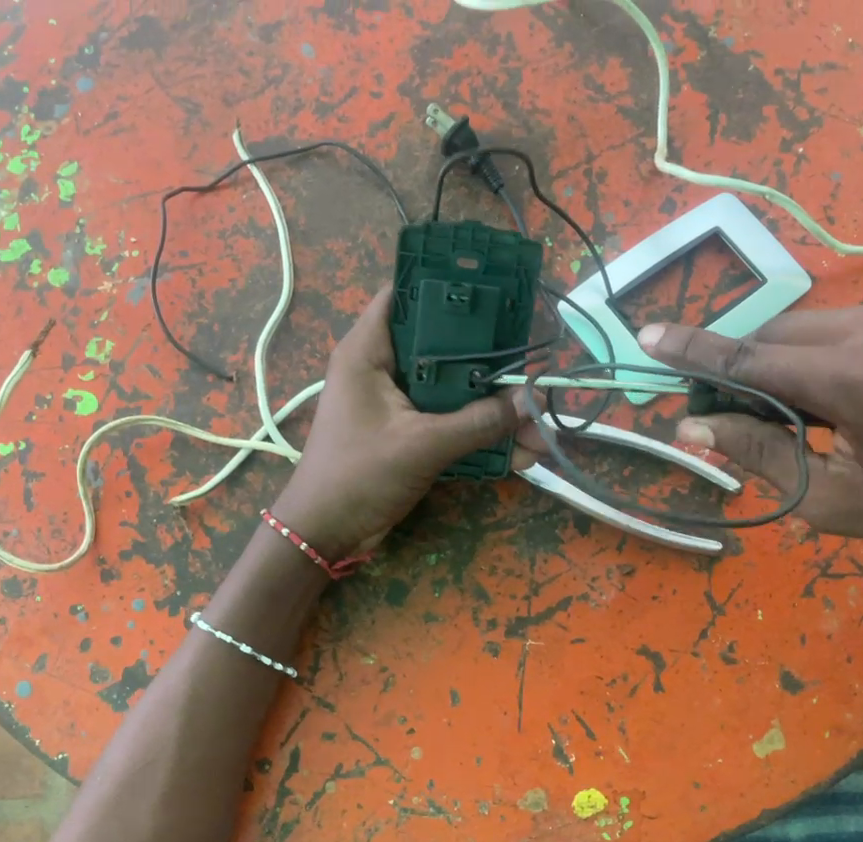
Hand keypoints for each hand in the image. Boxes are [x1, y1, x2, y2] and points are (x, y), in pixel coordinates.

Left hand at [272, 286, 526, 556]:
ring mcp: (396, 404)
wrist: (325, 535)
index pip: (406, 294)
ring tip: (538, 429)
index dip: (449, 286)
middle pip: (444, 345)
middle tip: (535, 368)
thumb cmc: (358, 477)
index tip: (499, 292)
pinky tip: (519, 454)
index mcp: (369, 352)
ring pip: (454, 391)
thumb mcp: (421, 446)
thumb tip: (534, 402)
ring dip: (493, 409)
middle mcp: (382, 368)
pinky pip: (450, 423)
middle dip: (491, 362)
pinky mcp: (407, 434)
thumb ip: (478, 423)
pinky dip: (479, 436)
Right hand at [639, 282, 862, 556]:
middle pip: (780, 332)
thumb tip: (693, 427)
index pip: (750, 358)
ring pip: (823, 322)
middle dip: (750, 368)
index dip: (692, 351)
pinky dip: (850, 348)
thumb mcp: (847, 504)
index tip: (646, 336)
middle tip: (744, 413)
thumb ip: (763, 455)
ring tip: (828, 410)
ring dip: (801, 360)